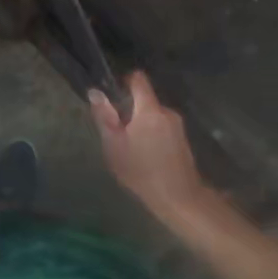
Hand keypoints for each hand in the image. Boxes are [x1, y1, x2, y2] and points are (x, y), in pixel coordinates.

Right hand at [89, 72, 208, 215]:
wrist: (179, 198)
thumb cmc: (141, 170)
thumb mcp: (114, 144)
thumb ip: (104, 116)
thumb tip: (95, 92)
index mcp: (149, 110)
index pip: (139, 80)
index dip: (124, 81)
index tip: (112, 94)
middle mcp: (167, 112)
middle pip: (145, 99)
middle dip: (129, 108)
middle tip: (116, 129)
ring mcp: (178, 126)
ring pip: (153, 114)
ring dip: (140, 122)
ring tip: (129, 144)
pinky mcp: (183, 139)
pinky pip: (161, 126)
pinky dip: (151, 132)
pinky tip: (144, 153)